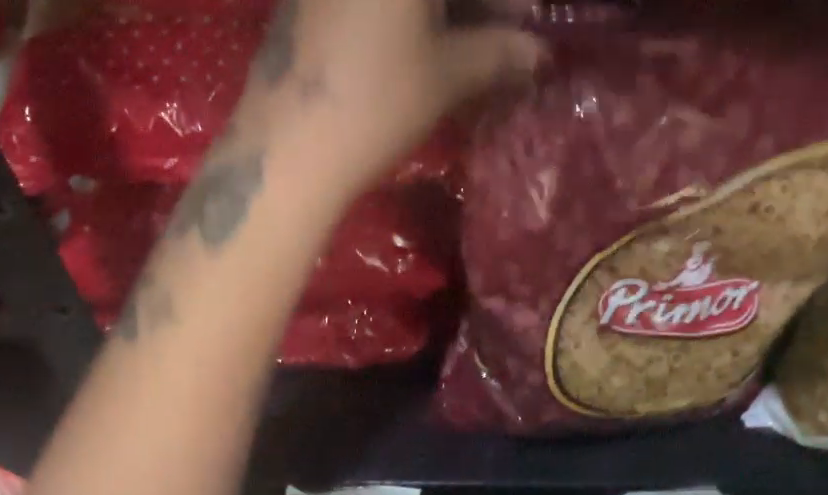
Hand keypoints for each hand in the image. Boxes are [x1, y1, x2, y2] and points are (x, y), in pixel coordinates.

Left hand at [236, 0, 545, 199]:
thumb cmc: (377, 102)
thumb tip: (538, 54)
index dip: (503, 8)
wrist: (289, 148)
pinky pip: (369, 3)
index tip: (523, 23)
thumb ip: (498, 54)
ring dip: (443, 12)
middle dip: (474, 7)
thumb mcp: (447, 76)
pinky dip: (404, 16)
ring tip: (471, 48)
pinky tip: (425, 47)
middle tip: (503, 37)